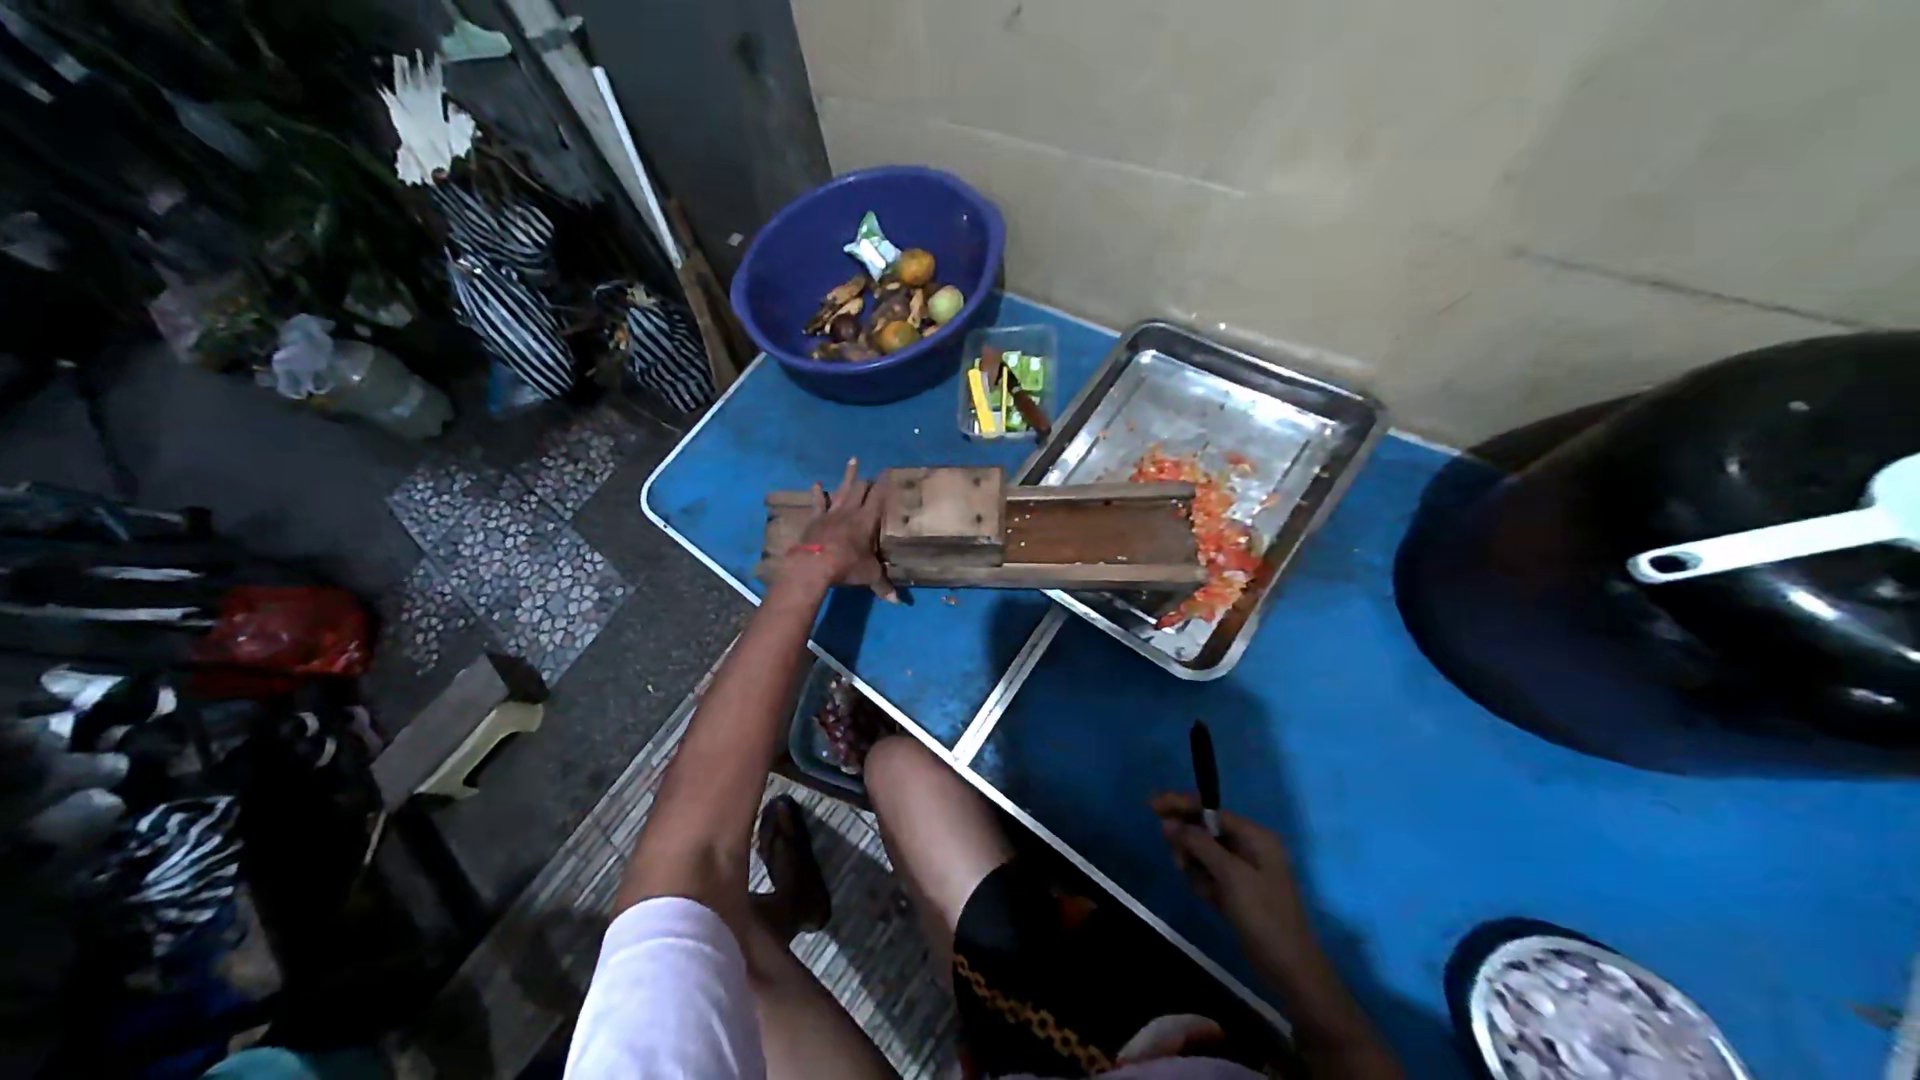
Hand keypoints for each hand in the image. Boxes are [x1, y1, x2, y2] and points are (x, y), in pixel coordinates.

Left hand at [777, 458, 897, 601]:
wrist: (813, 565)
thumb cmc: (846, 566)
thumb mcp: (870, 576)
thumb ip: (883, 585)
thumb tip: (897, 602)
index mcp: (867, 520)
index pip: (879, 497)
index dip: (884, 484)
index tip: (888, 471)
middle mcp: (850, 511)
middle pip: (861, 489)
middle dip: (867, 481)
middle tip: (872, 474)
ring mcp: (831, 513)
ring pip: (842, 490)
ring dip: (847, 476)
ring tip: (852, 460)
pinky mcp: (814, 519)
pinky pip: (818, 503)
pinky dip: (818, 494)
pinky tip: (817, 484)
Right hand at [1150, 793, 1310, 955]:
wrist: (1288, 968)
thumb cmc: (1263, 914)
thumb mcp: (1229, 875)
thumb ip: (1198, 844)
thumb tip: (1168, 822)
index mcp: (1255, 836)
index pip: (1211, 810)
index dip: (1181, 805)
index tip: (1152, 805)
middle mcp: (1250, 847)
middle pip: (1204, 830)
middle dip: (1189, 843)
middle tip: (1178, 862)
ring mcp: (1243, 869)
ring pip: (1203, 853)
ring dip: (1196, 867)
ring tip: (1205, 890)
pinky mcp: (1236, 889)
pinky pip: (1209, 874)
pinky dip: (1204, 883)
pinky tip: (1210, 899)